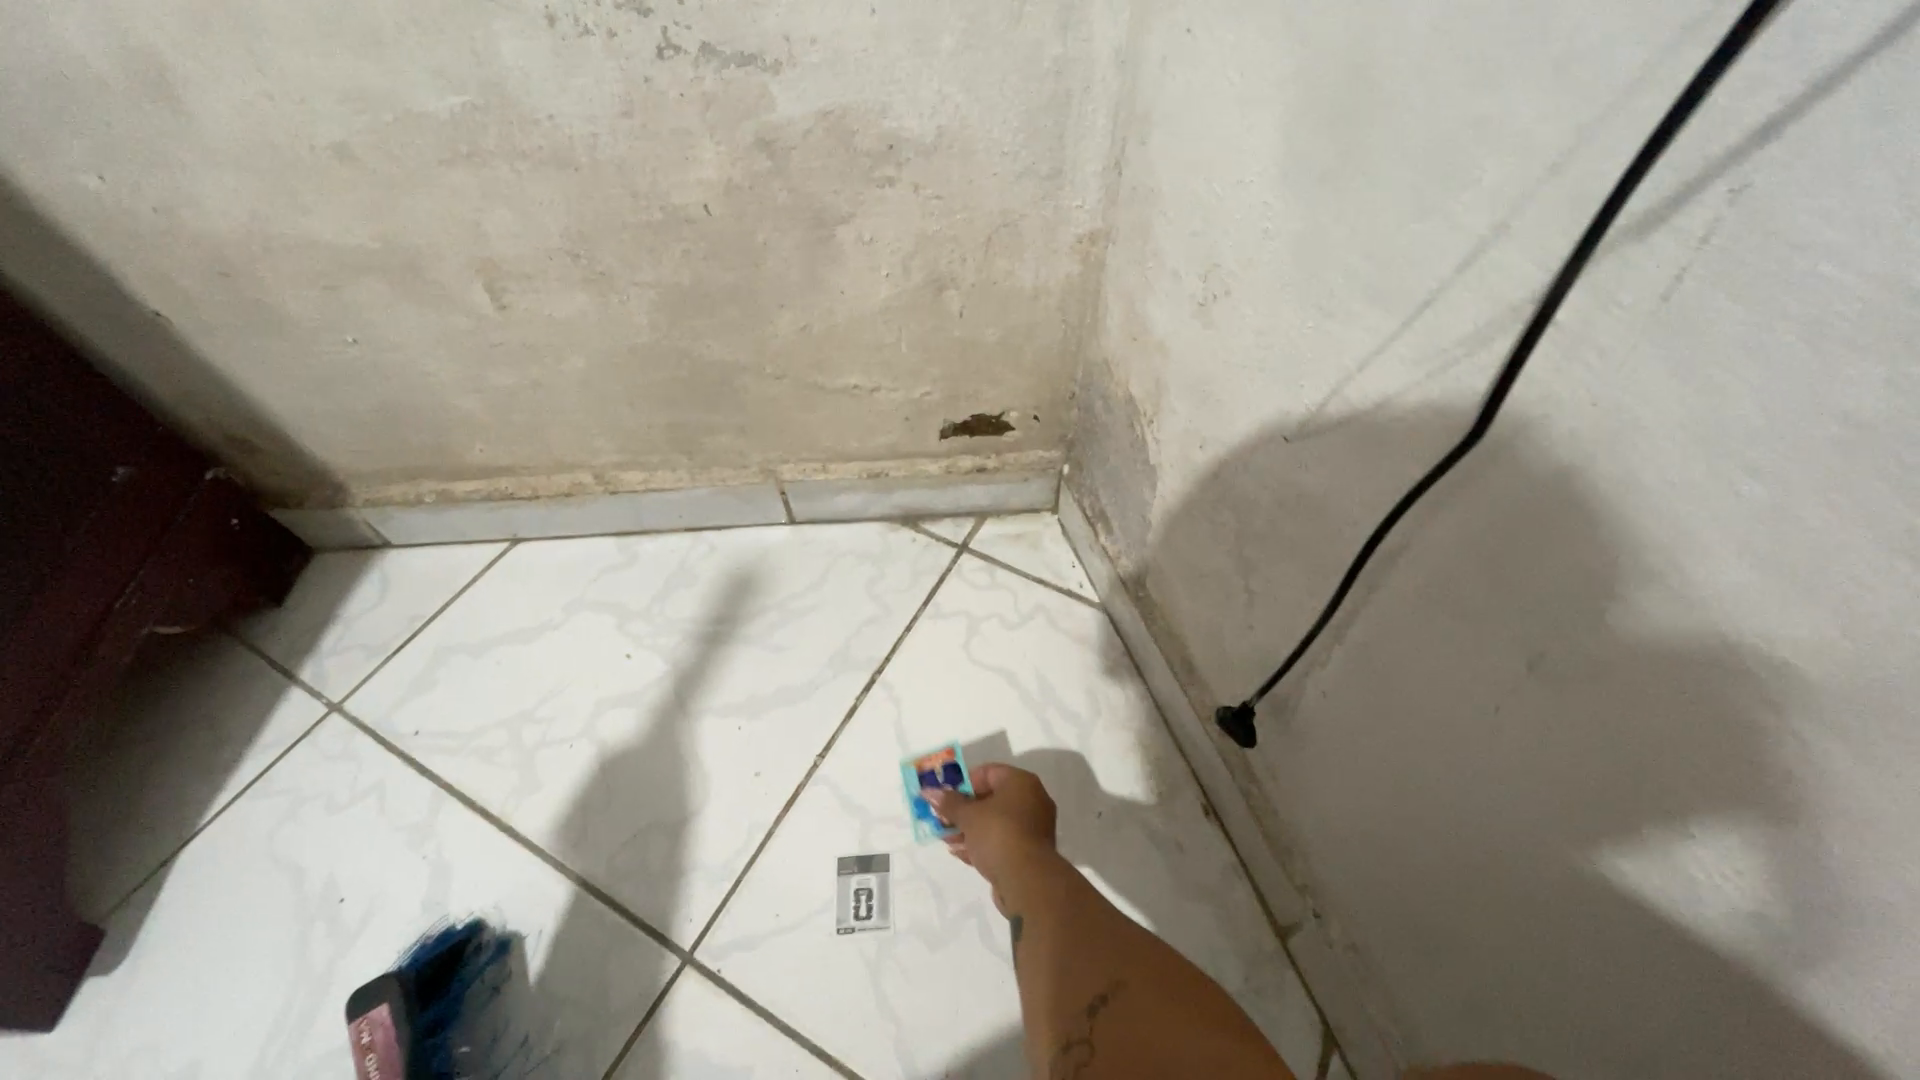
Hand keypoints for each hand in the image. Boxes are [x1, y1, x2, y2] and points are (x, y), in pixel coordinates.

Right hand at [924, 764, 1057, 913]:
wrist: (1027, 880)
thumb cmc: (998, 835)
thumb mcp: (968, 816)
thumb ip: (949, 803)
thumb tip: (930, 792)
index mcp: (1021, 782)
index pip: (988, 772)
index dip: (963, 783)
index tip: (945, 797)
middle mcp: (1031, 800)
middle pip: (990, 799)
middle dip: (963, 810)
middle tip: (942, 819)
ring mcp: (1032, 828)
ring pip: (994, 822)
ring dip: (968, 829)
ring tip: (946, 839)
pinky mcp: (1028, 852)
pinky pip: (1001, 841)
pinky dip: (981, 844)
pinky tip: (960, 853)